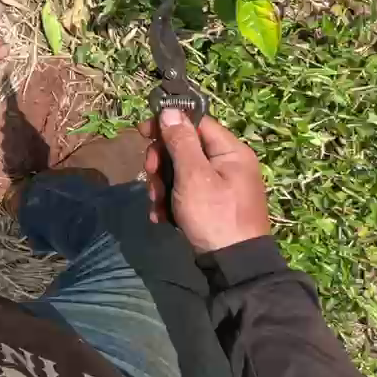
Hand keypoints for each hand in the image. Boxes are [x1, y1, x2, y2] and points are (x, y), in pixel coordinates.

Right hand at [148, 108, 269, 252]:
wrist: (233, 265)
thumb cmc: (214, 215)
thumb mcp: (193, 176)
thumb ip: (180, 142)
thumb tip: (170, 111)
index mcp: (230, 151)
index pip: (194, 122)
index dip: (167, 124)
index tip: (142, 133)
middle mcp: (227, 163)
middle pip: (183, 147)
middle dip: (161, 162)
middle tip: (150, 176)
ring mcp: (219, 184)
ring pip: (178, 170)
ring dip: (161, 185)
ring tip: (156, 204)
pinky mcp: (210, 202)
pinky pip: (183, 190)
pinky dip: (169, 200)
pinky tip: (161, 215)